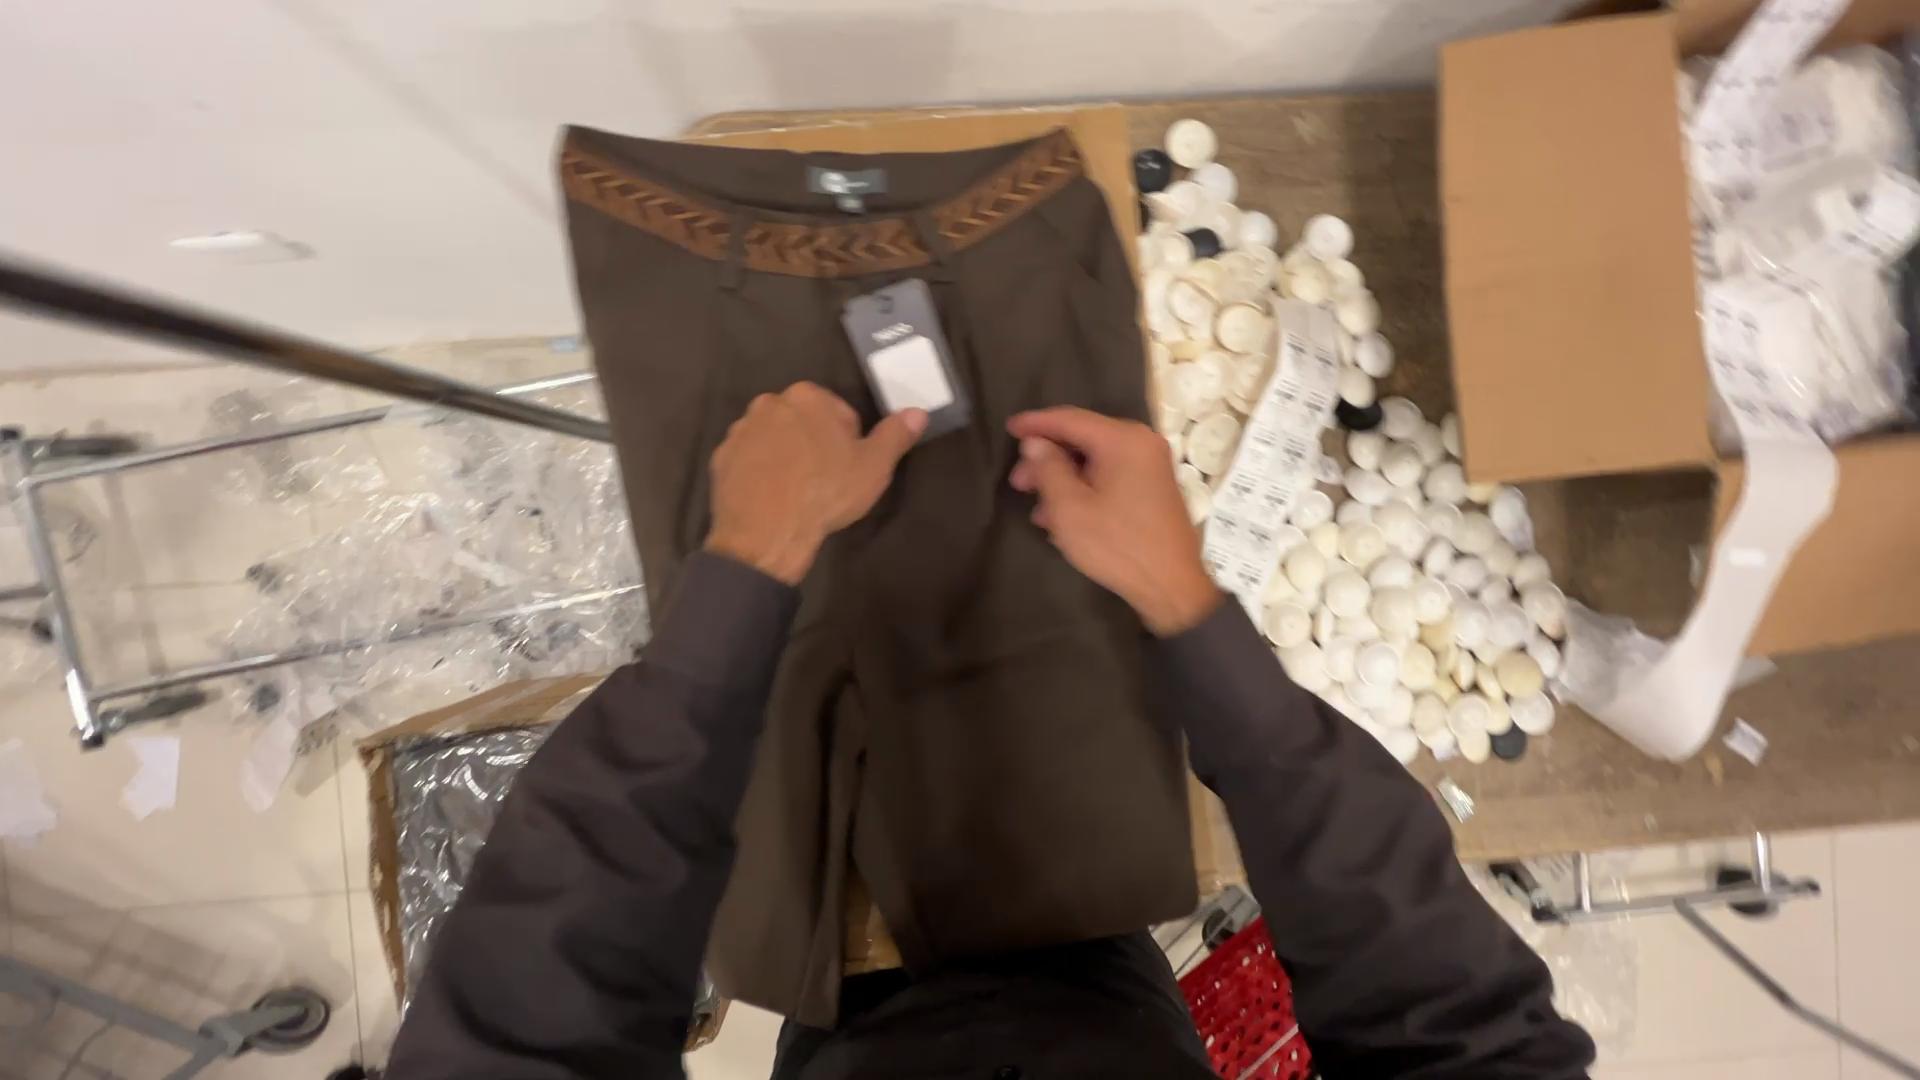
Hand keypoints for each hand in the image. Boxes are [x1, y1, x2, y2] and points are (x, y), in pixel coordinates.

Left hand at [706, 383, 925, 584]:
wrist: (767, 532)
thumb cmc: (826, 493)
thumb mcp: (874, 467)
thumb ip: (896, 435)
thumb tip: (918, 412)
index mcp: (808, 397)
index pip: (840, 413)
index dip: (849, 442)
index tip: (848, 469)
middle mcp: (769, 403)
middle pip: (804, 422)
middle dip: (815, 443)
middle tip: (826, 480)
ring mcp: (741, 430)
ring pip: (775, 438)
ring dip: (786, 456)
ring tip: (798, 491)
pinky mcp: (721, 458)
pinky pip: (750, 459)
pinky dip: (761, 472)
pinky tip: (774, 496)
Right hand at [1008, 407, 1220, 635]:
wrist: (1171, 585)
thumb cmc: (1116, 544)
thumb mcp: (1069, 507)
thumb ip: (1048, 468)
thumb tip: (1035, 443)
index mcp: (1123, 439)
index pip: (1070, 419)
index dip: (1035, 424)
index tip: (1009, 429)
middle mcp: (1141, 443)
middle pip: (1083, 440)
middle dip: (1047, 460)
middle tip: (1018, 483)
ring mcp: (1150, 466)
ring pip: (1095, 462)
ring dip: (1063, 480)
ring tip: (1038, 508)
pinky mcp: (1153, 489)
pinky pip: (1110, 477)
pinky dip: (1084, 489)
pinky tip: (1063, 517)